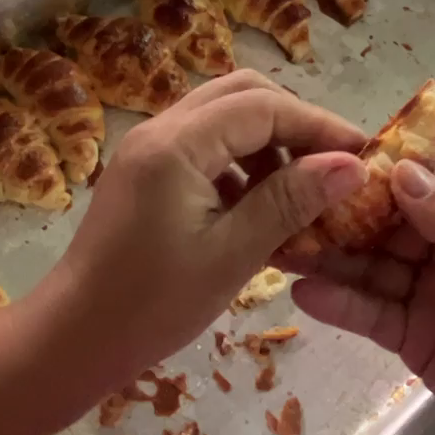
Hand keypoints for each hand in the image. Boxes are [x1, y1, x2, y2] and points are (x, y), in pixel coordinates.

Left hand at [35, 71, 366, 386]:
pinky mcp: (148, 170)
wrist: (72, 340)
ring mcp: (150, 147)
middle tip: (333, 164)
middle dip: (296, 122)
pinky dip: (243, 161)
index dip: (319, 125)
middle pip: (243, 94)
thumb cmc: (151, 306)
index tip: (362, 153)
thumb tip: (352, 167)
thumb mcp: (232, 254)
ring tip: (302, 189)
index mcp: (176, 145)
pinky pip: (207, 143)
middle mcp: (160, 130)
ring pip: (225, 115)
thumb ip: (291, 202)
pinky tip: (260, 204)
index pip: (264, 107)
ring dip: (270, 141)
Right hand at [288, 161, 434, 434]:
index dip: (380, 172)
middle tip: (287, 205)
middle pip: (387, 227)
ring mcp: (428, 296)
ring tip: (280, 246)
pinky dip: (340, 303)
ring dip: (330, 259)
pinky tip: (304, 292)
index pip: (424, 187)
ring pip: (372, 269)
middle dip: (342, 217)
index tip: (328, 158)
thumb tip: (403, 172)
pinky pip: (372, 314)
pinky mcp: (412, 339)